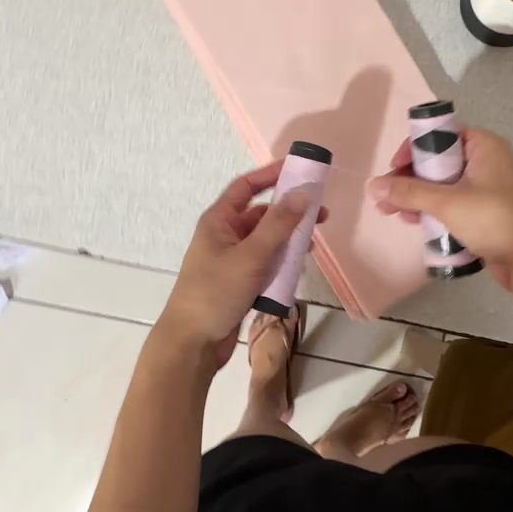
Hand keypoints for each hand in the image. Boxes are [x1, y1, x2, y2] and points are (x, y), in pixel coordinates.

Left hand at [158, 160, 318, 371]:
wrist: (193, 342)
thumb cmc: (216, 292)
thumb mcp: (251, 255)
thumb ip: (279, 224)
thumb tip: (303, 192)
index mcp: (218, 221)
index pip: (246, 187)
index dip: (271, 174)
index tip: (299, 169)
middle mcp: (224, 236)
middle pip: (260, 215)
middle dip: (289, 213)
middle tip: (320, 215)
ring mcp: (231, 261)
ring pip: (265, 242)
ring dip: (287, 241)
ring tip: (311, 246)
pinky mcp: (239, 283)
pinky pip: (265, 265)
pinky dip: (281, 264)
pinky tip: (297, 271)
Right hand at [368, 125, 512, 291]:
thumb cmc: (492, 220)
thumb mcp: (447, 202)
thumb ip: (408, 192)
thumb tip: (372, 185)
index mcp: (483, 146)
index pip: (441, 134)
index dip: (414, 148)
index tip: (394, 168)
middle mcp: (485, 161)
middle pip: (438, 161)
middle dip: (409, 178)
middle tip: (385, 196)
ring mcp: (486, 188)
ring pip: (442, 185)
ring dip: (417, 197)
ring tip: (391, 212)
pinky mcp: (484, 211)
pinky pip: (452, 203)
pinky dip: (433, 210)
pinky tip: (412, 222)